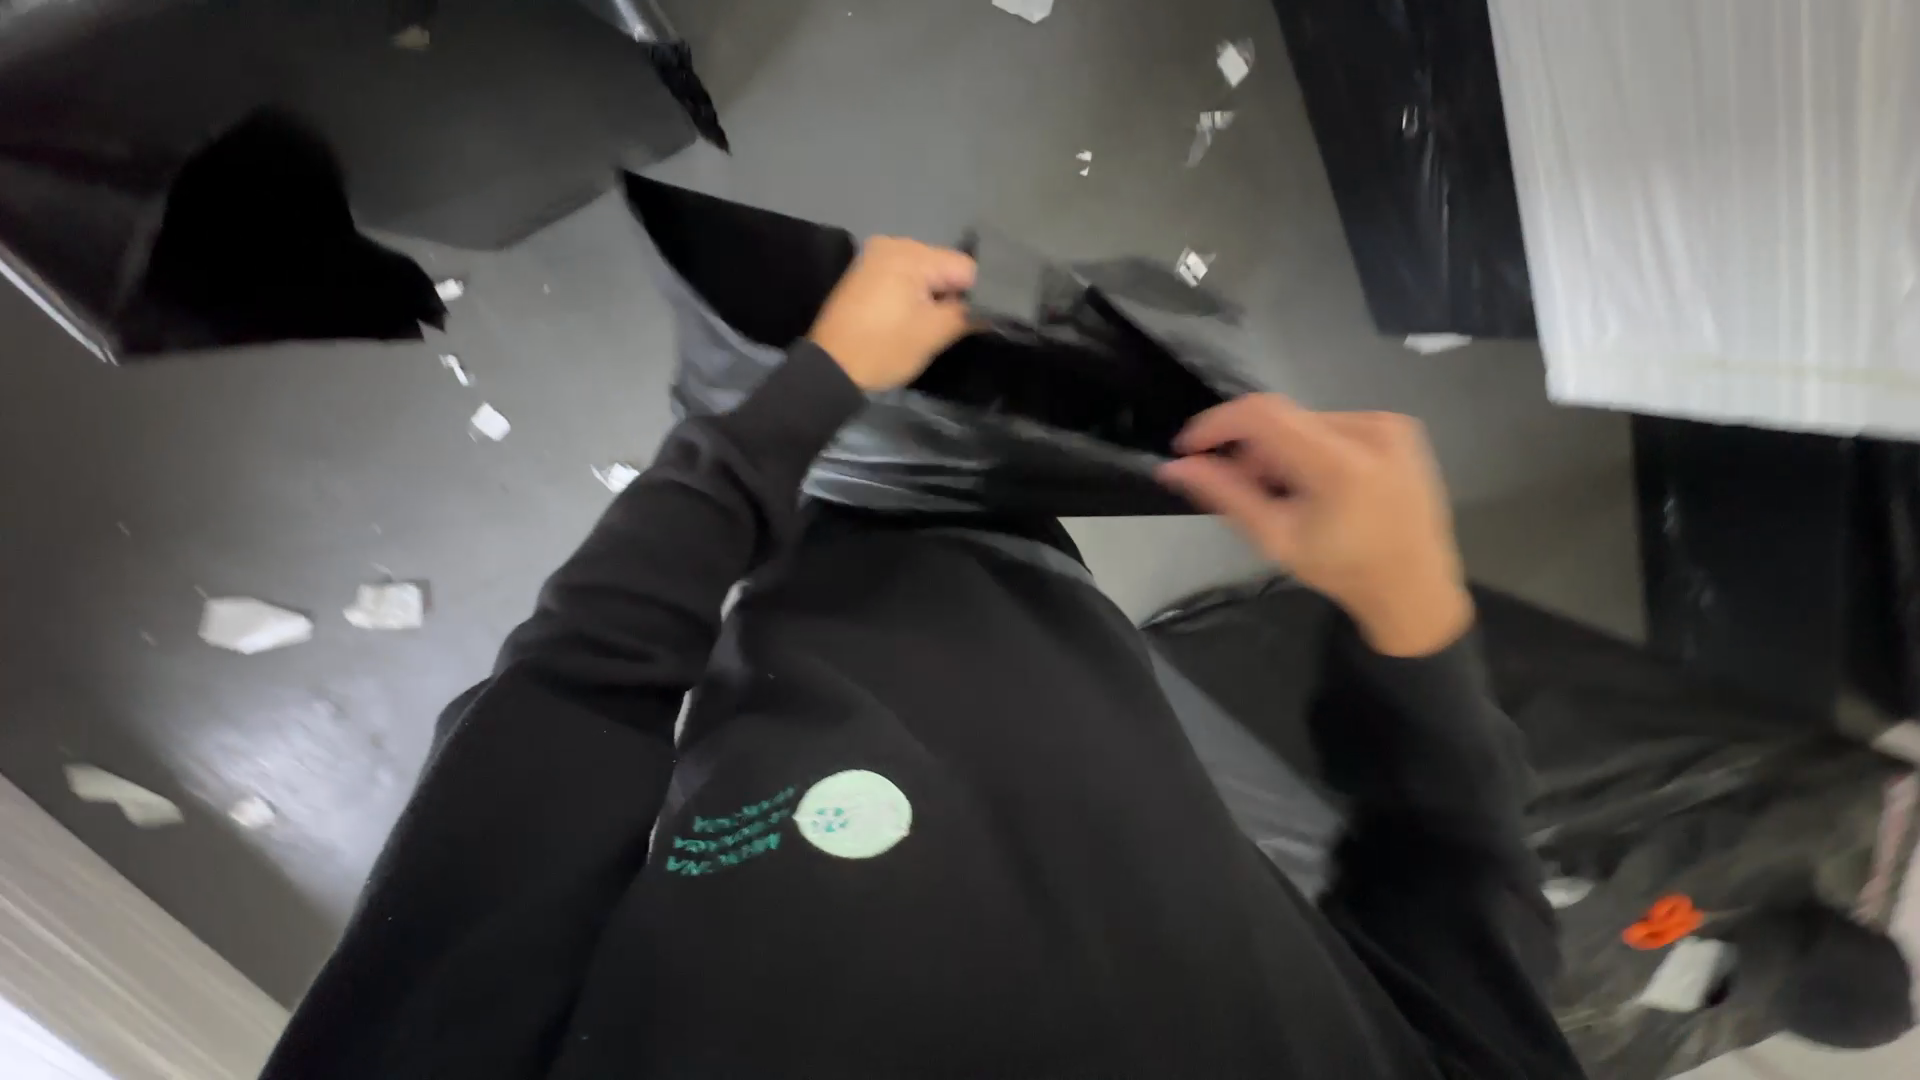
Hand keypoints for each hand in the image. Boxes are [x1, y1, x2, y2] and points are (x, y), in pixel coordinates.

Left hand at [807, 237, 976, 390]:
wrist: (829, 369)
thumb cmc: (882, 350)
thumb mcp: (932, 335)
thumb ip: (967, 315)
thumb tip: (994, 310)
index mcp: (910, 254)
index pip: (964, 266)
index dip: (979, 293)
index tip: (982, 319)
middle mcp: (893, 244)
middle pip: (944, 266)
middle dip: (954, 294)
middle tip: (958, 325)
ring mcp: (876, 257)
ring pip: (926, 273)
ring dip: (935, 296)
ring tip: (935, 324)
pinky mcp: (867, 273)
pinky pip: (905, 278)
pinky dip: (915, 295)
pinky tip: (915, 318)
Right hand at [1159, 396, 1471, 656]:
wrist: (1414, 587)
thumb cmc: (1341, 569)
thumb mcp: (1273, 537)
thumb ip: (1223, 494)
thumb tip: (1174, 467)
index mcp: (1340, 462)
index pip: (1262, 413)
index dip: (1216, 423)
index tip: (1189, 447)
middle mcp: (1369, 429)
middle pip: (1282, 420)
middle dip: (1250, 449)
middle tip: (1240, 487)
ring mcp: (1389, 425)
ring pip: (1305, 422)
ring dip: (1279, 450)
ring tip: (1280, 492)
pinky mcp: (1399, 429)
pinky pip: (1333, 425)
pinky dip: (1309, 449)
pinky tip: (1313, 484)